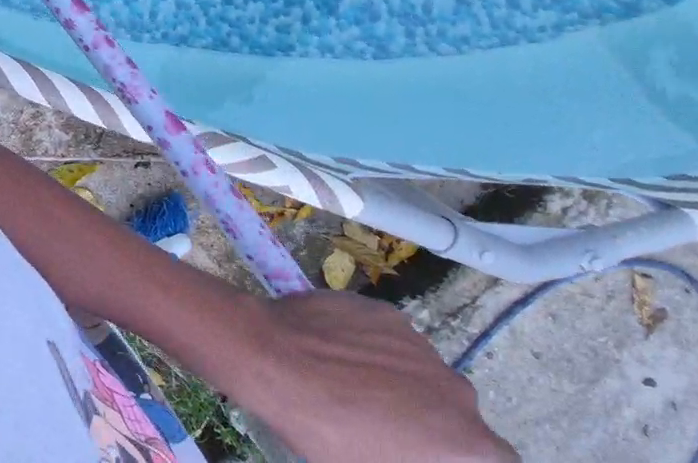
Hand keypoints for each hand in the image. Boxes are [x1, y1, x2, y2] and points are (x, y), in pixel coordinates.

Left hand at [224, 291, 517, 461]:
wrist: (271, 357)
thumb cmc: (323, 430)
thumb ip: (412, 455)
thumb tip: (406, 442)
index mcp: (470, 445)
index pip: (488, 457)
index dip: (450, 452)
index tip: (419, 448)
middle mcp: (460, 392)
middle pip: (450, 410)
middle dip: (420, 415)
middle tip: (372, 416)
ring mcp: (421, 345)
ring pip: (415, 368)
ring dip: (392, 376)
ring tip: (341, 378)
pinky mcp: (384, 312)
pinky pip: (384, 334)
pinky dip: (366, 342)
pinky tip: (331, 346)